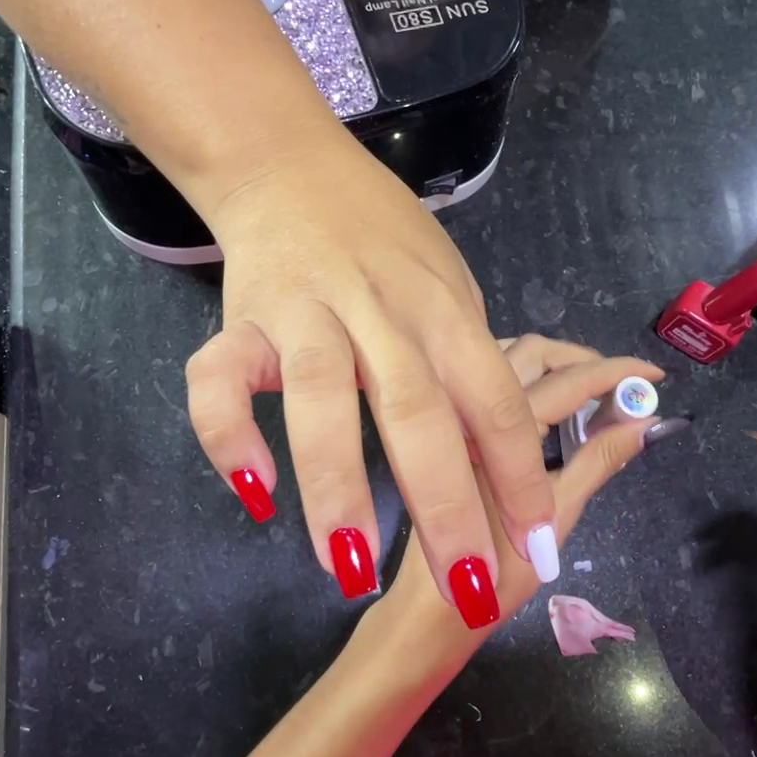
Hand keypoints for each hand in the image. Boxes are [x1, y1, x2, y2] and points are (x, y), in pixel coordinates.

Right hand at [185, 148, 559, 626]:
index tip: (536, 548)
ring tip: (348, 569)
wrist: (291, 168)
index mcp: (443, 311)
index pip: (495, 402)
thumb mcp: (450, 290)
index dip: (519, 477)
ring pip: (321, 397)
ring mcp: (306, 311)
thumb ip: (468, 365)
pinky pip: (220, 380)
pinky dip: (229, 435)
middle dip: (445, 505)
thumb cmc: (387, 239)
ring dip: (338, 486)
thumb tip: (497, 454)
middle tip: (464, 588)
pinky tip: (253, 493)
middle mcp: (381, 312)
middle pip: (418, 411)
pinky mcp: (239, 317)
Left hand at [381, 335, 675, 630]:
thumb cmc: (496, 574)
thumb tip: (644, 423)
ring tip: (594, 388)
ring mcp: (456, 413)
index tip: (656, 376)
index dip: (617, 373)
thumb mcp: (557, 519)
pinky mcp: (452, 426)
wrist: (430, 607)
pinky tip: (551, 398)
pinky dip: (530, 374)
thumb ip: (596, 462)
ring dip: (556, 363)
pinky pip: (492, 378)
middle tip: (625, 385)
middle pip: (535, 354)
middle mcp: (469, 407)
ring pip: (510, 358)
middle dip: (585, 360)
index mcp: (497, 431)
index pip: (567, 383)